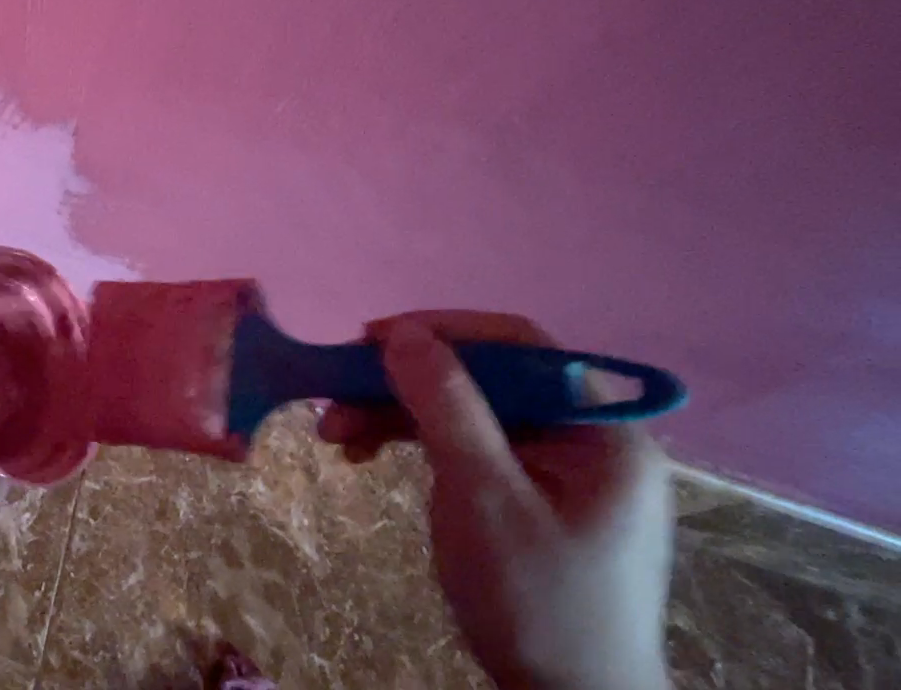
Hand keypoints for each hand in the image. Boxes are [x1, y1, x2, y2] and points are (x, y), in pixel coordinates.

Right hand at [317, 312, 673, 689]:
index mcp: (599, 429)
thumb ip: (447, 407)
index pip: (517, 346)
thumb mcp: (483, 497)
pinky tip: (363, 452)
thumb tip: (403, 333)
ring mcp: (553, 466)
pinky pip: (462, 443)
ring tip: (333, 432)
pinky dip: (410, 441)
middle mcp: (582, 435)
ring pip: (462, 409)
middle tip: (334, 391)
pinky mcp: (524, 490)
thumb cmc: (536, 600)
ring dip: (393, 412)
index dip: (441, 330)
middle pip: (480, 377)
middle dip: (400, 383)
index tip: (370, 340)